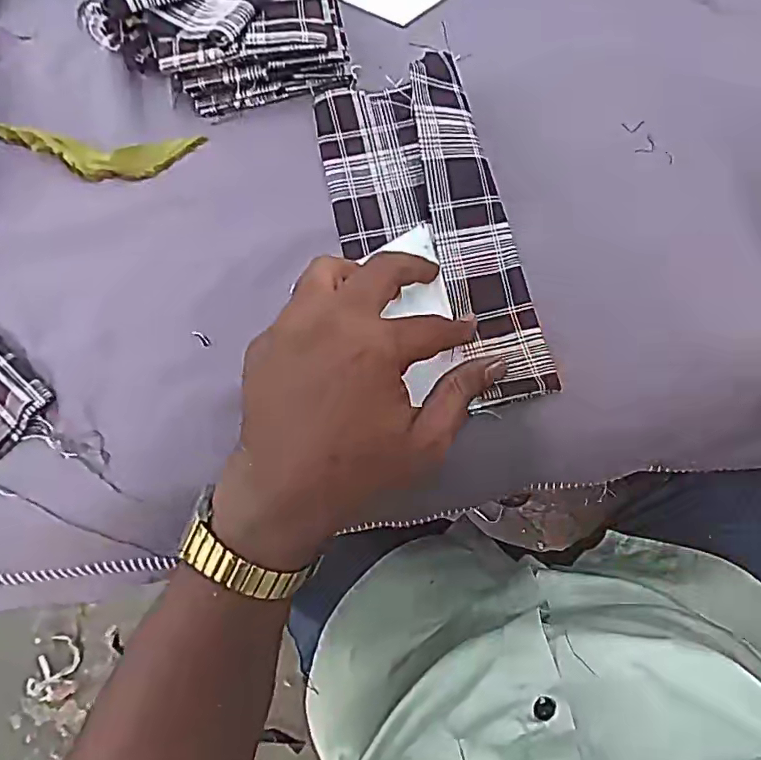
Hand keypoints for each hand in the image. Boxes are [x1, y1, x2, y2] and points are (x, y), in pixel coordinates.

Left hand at [211, 253, 500, 570]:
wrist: (283, 492)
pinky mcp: (266, 343)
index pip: (428, 326)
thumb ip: (460, 394)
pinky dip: (322, 307)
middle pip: (378, 271)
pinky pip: (297, 306)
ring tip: (373, 293)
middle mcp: (332, 322)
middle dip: (412, 267)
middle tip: (428, 276)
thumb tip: (494, 363)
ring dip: (358, 275)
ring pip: (326, 272)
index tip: (467, 330)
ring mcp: (292, 327)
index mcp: (376, 346)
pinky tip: (333, 336)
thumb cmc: (359, 470)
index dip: (455, 328)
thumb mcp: (425, 441)